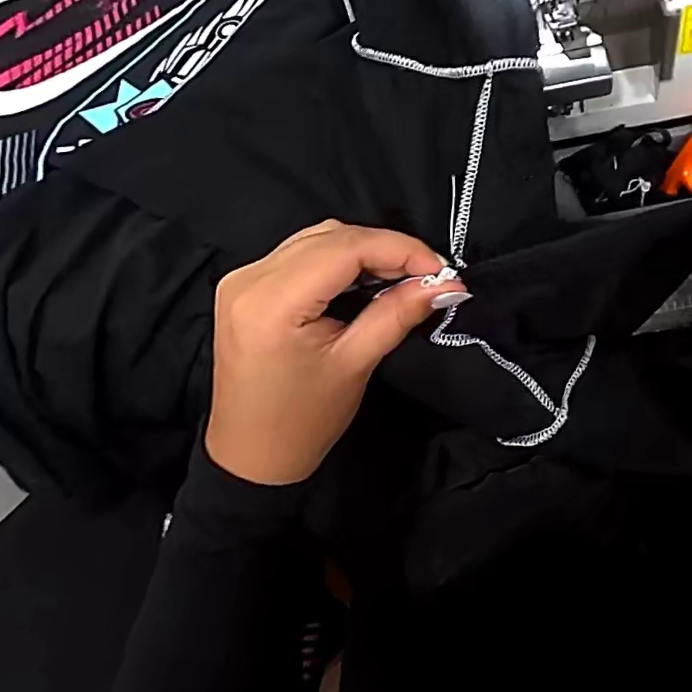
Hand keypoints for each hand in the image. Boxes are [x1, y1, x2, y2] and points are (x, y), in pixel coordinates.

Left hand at [206, 220, 467, 483]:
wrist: (249, 455)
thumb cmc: (302, 421)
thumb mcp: (356, 364)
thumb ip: (398, 313)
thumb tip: (447, 284)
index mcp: (271, 302)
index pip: (346, 247)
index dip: (400, 249)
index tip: (440, 269)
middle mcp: (250, 278)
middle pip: (333, 236)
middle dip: (388, 249)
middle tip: (428, 276)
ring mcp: (243, 277)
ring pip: (320, 238)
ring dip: (366, 249)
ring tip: (402, 277)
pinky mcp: (246, 283)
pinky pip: (303, 251)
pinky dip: (341, 257)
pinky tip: (366, 277)